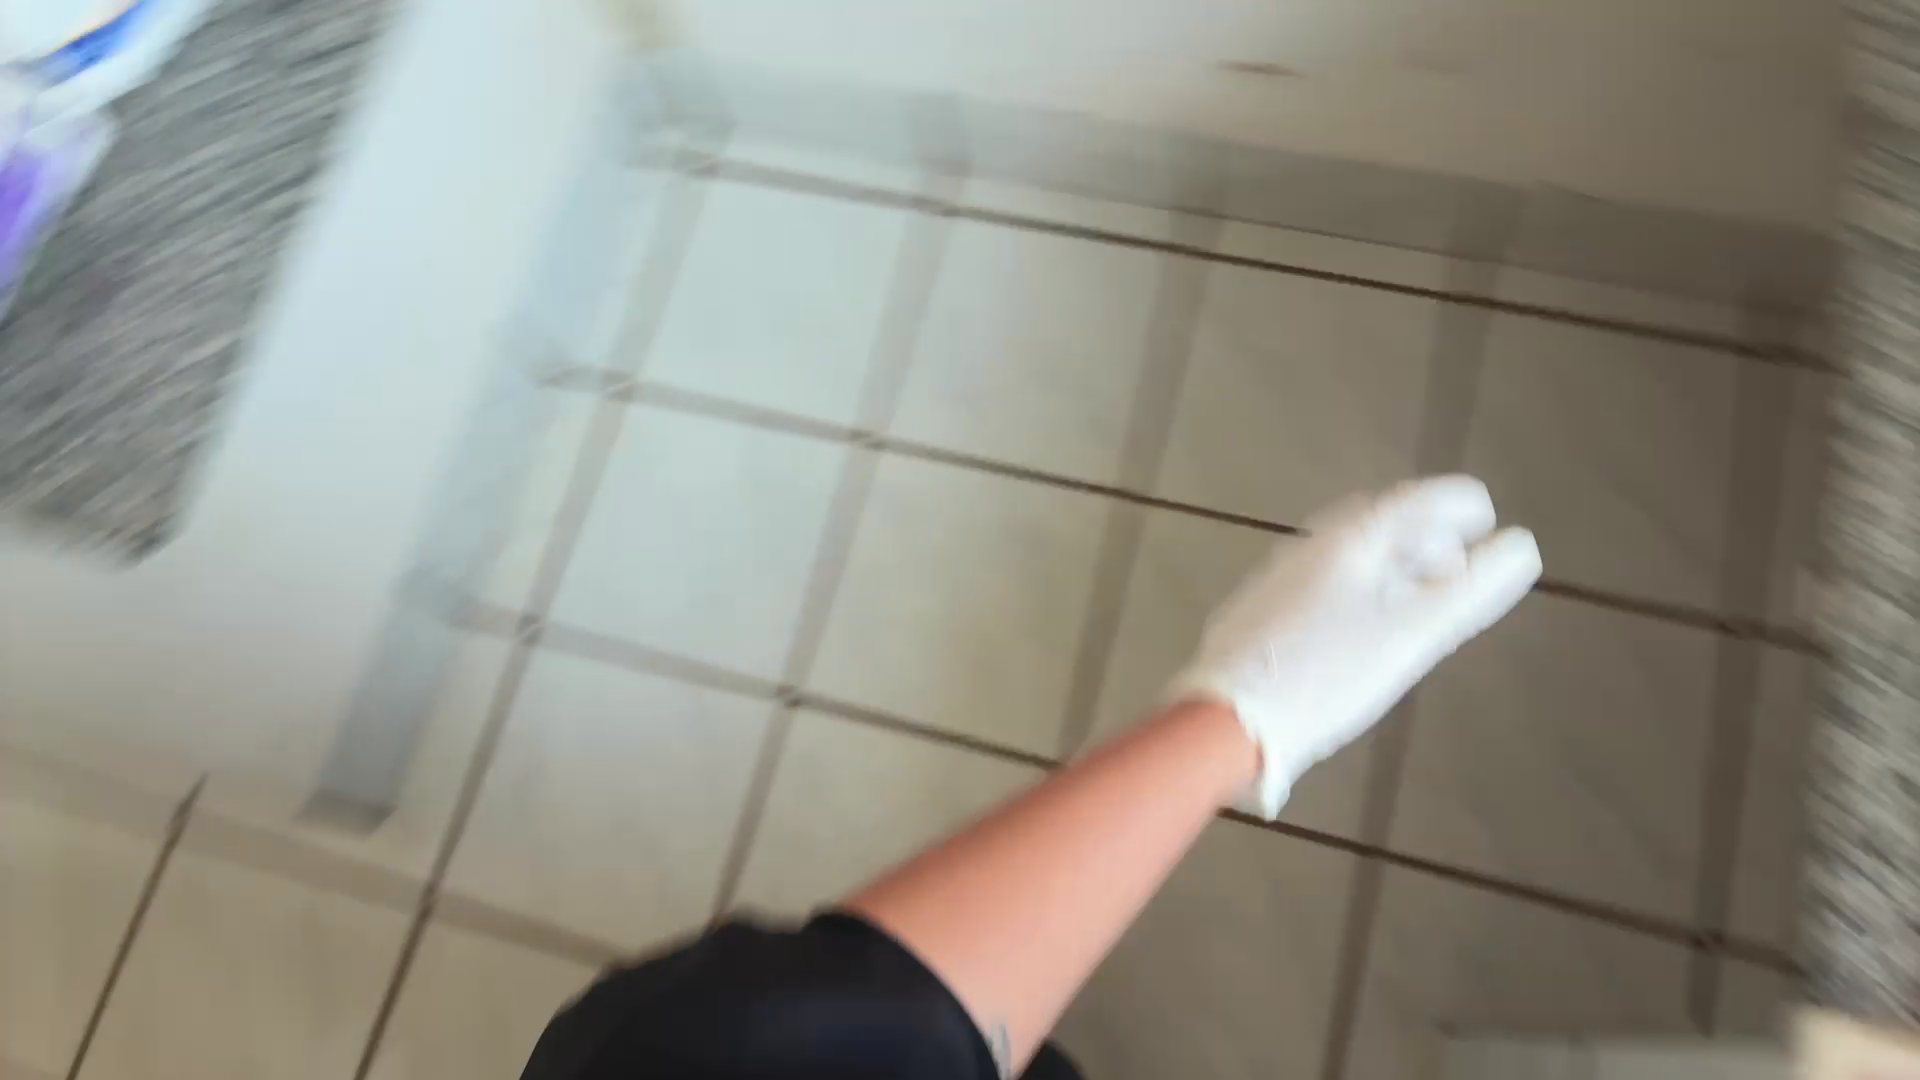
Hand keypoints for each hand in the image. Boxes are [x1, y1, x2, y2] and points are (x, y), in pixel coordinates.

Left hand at [1167, 475, 1541, 816]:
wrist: (1228, 716)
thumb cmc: (1324, 674)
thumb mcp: (1408, 636)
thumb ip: (1467, 592)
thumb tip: (1521, 547)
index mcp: (1342, 542)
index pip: (1407, 500)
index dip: (1453, 502)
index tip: (1487, 515)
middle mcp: (1303, 548)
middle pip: (1372, 522)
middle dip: (1420, 530)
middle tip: (1457, 558)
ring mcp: (1275, 578)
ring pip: (1343, 551)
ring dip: (1388, 559)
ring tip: (1420, 590)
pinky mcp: (1259, 609)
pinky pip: (1319, 578)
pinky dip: (1357, 581)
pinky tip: (1364, 617)